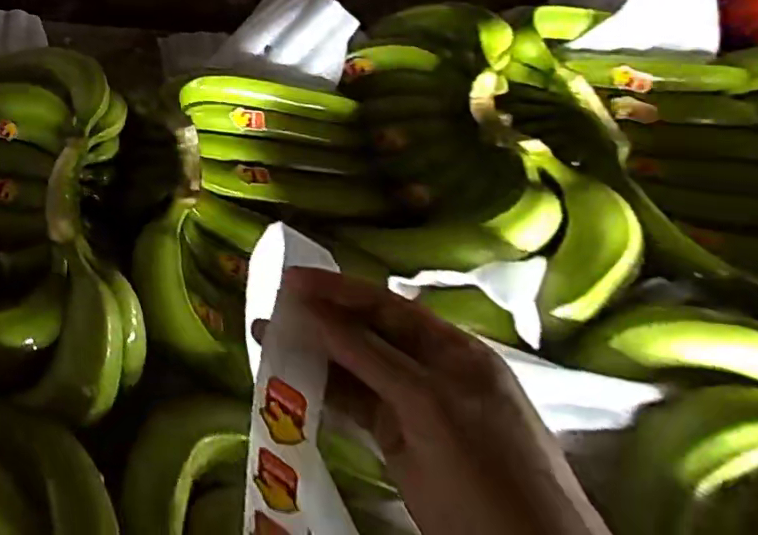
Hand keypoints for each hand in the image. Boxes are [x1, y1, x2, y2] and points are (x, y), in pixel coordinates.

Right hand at [284, 268, 610, 534]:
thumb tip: (314, 308)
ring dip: (316, 356)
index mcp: (452, 350)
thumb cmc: (488, 477)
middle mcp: (432, 371)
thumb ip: (369, 354)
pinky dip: (326, 394)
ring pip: (358, 371)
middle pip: (368, 333)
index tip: (290, 279)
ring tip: (269, 341)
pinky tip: (293, 382)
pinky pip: (357, 407)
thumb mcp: (428, 408)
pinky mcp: (402, 445)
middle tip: (271, 310)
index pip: (386, 304)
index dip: (337, 289)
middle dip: (320, 320)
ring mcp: (417, 410)